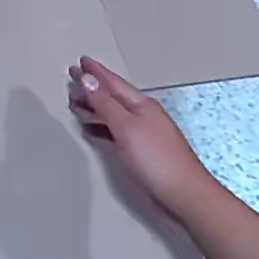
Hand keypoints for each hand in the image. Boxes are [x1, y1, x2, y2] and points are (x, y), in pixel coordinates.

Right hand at [67, 56, 209, 207]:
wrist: (183, 195)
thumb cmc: (160, 161)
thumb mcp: (126, 127)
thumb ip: (105, 103)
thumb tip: (88, 81)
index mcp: (141, 105)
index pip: (112, 82)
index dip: (95, 72)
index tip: (81, 63)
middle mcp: (143, 116)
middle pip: (111, 96)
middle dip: (91, 87)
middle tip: (74, 79)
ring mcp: (142, 133)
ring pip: (112, 112)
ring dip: (94, 105)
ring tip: (78, 101)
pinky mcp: (140, 150)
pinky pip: (114, 129)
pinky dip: (100, 124)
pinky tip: (93, 128)